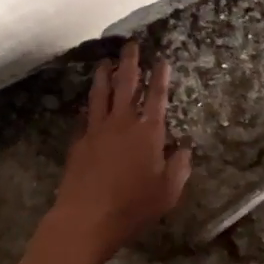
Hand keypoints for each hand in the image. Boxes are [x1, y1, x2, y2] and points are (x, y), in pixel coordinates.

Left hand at [48, 40, 191, 263]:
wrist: (85, 218)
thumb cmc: (132, 206)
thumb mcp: (168, 192)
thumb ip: (179, 168)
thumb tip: (185, 150)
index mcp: (148, 133)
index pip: (157, 97)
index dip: (160, 77)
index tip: (162, 60)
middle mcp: (122, 124)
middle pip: (126, 85)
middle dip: (130, 63)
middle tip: (131, 45)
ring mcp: (97, 131)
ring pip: (101, 95)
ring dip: (104, 76)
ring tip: (105, 62)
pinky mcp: (79, 143)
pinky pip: (85, 117)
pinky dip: (89, 106)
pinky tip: (88, 103)